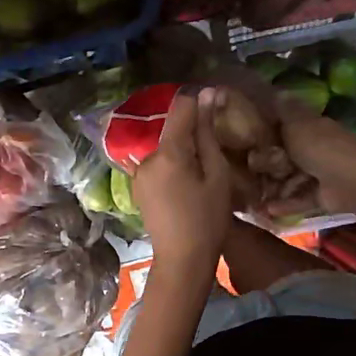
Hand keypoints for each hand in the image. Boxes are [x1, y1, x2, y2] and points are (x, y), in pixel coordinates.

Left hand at [132, 87, 233, 273]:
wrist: (182, 260)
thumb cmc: (208, 220)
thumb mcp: (216, 175)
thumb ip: (208, 134)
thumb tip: (206, 96)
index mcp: (168, 152)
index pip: (181, 108)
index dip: (199, 103)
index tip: (217, 107)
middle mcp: (146, 158)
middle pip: (172, 130)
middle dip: (192, 132)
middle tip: (216, 150)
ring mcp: (138, 174)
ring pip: (165, 149)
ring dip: (183, 151)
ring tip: (204, 172)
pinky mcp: (138, 187)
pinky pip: (158, 166)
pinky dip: (173, 167)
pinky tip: (188, 185)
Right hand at [259, 93, 355, 216]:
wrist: (349, 181)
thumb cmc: (320, 148)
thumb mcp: (297, 124)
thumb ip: (284, 111)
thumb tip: (277, 90)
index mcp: (312, 127)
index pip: (287, 127)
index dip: (268, 133)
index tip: (248, 140)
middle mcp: (316, 148)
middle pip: (287, 156)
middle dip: (269, 165)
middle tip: (250, 169)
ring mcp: (320, 173)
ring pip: (292, 179)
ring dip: (274, 188)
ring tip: (254, 196)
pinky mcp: (322, 196)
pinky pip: (300, 199)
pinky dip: (286, 204)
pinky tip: (267, 210)